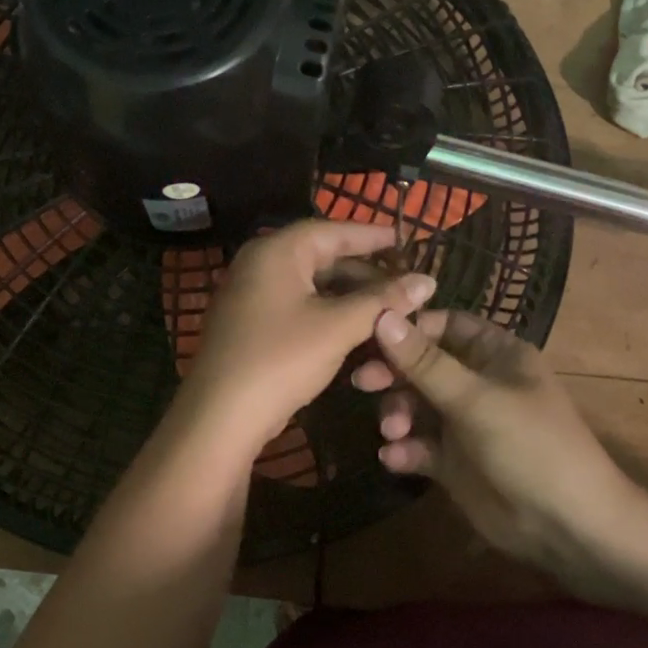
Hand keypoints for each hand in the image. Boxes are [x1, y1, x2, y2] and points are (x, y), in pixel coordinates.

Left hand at [179, 221, 435, 447]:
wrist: (221, 416)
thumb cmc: (281, 359)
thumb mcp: (338, 327)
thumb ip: (383, 301)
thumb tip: (427, 281)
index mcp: (277, 251)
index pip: (333, 230)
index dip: (374, 236)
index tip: (409, 242)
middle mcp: (260, 264)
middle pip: (323, 257)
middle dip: (366, 274)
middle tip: (406, 287)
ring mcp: (252, 296)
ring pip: (312, 287)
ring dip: (350, 298)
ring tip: (390, 311)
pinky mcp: (252, 326)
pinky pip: (298, 308)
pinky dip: (328, 315)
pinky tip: (357, 332)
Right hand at [351, 310, 640, 574]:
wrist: (567, 526)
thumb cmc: (530, 445)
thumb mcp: (475, 399)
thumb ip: (424, 362)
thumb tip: (381, 315)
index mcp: (497, 355)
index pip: (445, 325)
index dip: (409, 328)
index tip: (370, 336)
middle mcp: (480, 383)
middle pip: (423, 365)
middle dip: (394, 374)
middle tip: (363, 383)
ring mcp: (466, 424)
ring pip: (416, 405)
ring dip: (397, 414)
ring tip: (393, 431)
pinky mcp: (455, 463)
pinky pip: (419, 446)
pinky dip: (404, 449)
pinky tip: (395, 458)